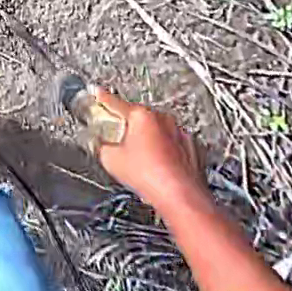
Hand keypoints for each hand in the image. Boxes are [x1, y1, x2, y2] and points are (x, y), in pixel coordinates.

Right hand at [90, 91, 211, 217]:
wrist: (181, 198)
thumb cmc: (149, 177)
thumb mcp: (110, 159)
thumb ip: (101, 145)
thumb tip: (102, 145)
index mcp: (141, 115)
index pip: (115, 102)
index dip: (103, 98)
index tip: (98, 92)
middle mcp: (163, 119)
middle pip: (138, 117)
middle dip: (128, 127)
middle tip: (119, 142)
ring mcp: (180, 133)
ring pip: (157, 130)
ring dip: (148, 139)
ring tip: (141, 160)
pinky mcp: (193, 148)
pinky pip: (172, 143)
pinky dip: (164, 151)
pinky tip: (158, 167)